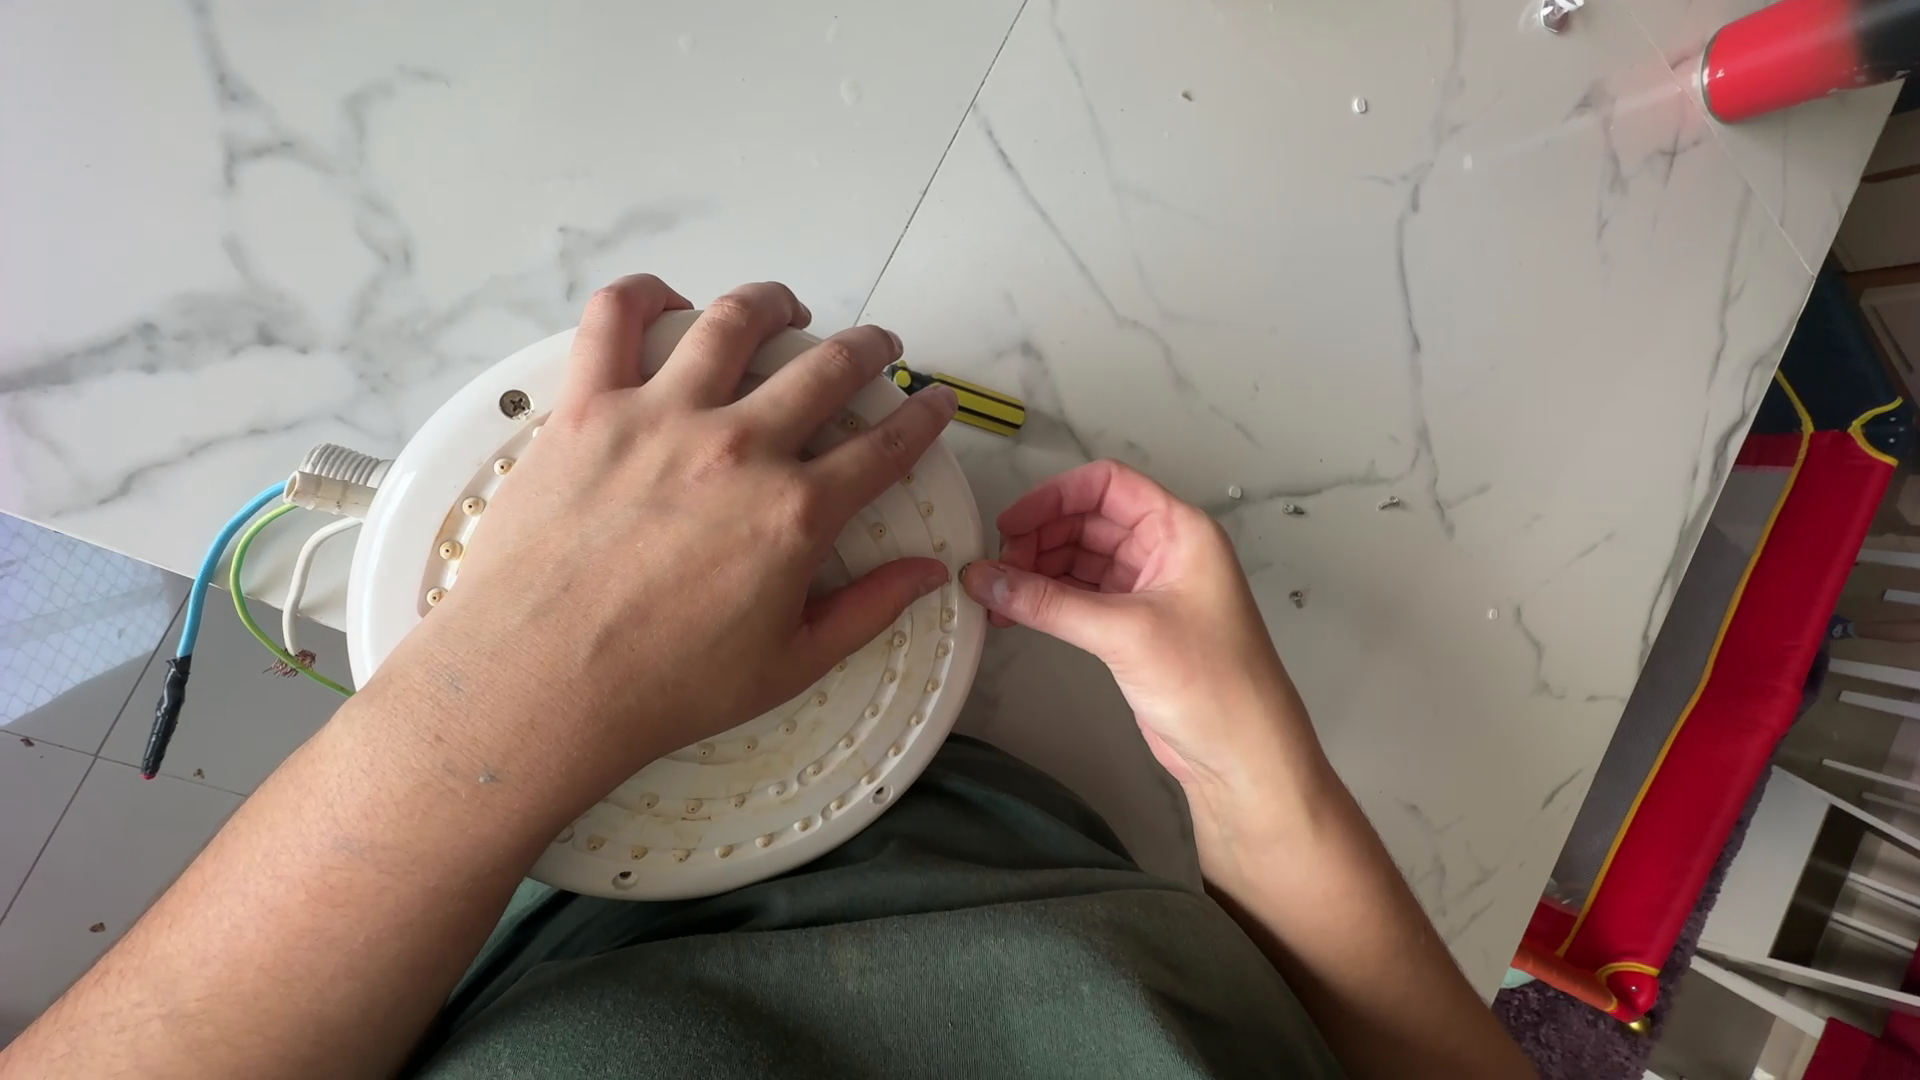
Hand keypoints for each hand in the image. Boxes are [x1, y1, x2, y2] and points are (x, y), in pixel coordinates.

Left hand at [382, 275, 958, 782]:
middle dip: (869, 348)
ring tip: (788, 309)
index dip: (924, 417)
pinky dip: (646, 294)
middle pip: (827, 370)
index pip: (886, 447)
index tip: (936, 401)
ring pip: (734, 324)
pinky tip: (668, 300)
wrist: (539, 685)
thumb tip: (931, 575)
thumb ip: (870, 610)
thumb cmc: (669, 685)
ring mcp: (661, 418)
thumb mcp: (793, 663)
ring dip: (775, 304)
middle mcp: (739, 448)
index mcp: (796, 512)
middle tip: (879, 345)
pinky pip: (615, 319)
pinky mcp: (589, 409)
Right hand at [959, 461, 1302, 792]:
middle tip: (999, 569)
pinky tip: (1017, 612)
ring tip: (999, 595)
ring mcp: (1146, 590)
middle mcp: (1163, 552)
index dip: (1055, 497)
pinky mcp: (1131, 626)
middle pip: (1087, 522)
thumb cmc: (1213, 684)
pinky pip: (1079, 596)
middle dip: (1039, 539)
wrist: (1242, 758)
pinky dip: (1047, 600)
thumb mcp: (1125, 632)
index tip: (1011, 524)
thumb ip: (1049, 603)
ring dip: (1037, 572)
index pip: (1107, 485)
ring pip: (1079, 560)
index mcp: (1179, 531)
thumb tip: (985, 578)